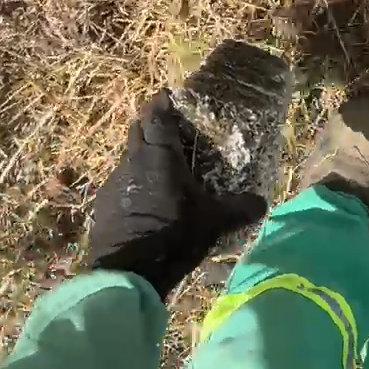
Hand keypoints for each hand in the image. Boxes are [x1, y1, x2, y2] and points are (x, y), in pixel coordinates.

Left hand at [86, 91, 267, 297]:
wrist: (127, 273)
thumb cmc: (174, 235)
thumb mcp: (214, 222)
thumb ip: (240, 208)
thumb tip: (264, 202)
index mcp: (160, 154)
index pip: (157, 113)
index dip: (163, 101)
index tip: (172, 96)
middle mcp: (134, 159)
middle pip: (139, 127)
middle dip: (152, 121)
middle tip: (172, 125)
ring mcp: (115, 180)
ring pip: (129, 153)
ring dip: (142, 151)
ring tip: (162, 162)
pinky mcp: (104, 201)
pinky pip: (121, 178)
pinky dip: (133, 177)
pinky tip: (146, 195)